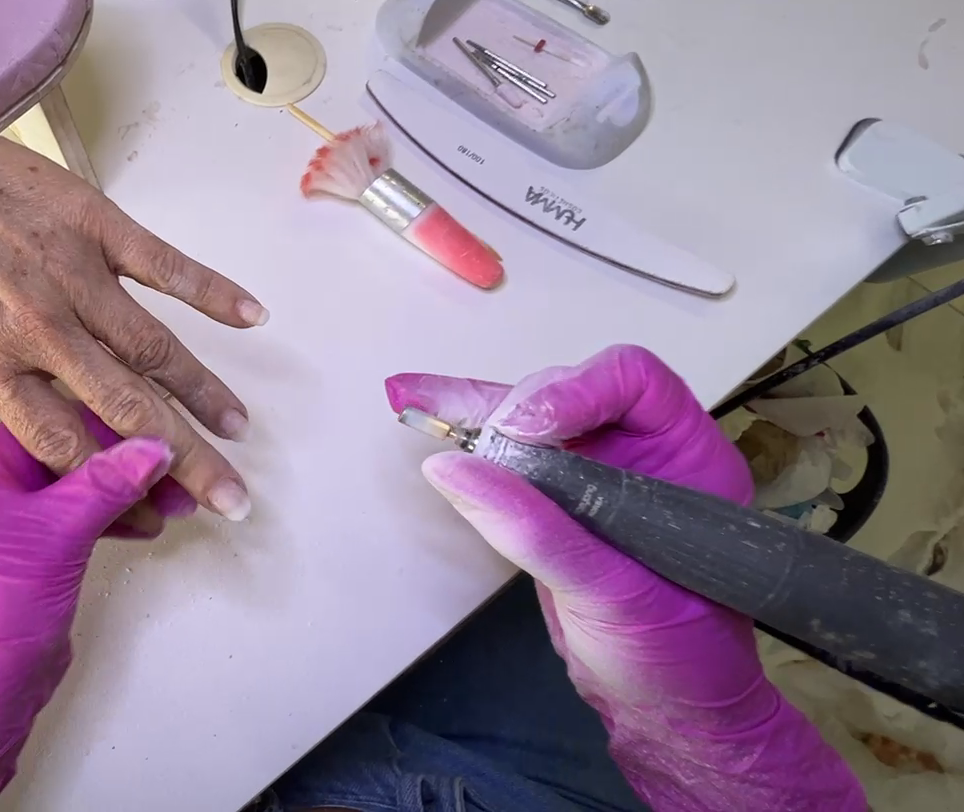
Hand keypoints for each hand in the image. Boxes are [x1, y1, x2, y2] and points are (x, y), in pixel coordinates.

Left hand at [0, 109, 261, 521]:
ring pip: (154, 350)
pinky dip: (211, 292)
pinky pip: (165, 266)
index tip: (154, 508)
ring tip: (237, 427)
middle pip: (128, 412)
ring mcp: (73, 278)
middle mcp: (40, 334)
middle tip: (231, 496)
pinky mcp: (96, 226)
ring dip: (203, 394)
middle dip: (186, 463)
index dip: (117, 488)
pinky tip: (251, 317)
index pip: (68, 447)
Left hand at [0, 413, 180, 810]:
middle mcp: (10, 481)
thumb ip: (107, 483)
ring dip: (135, 491)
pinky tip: (153, 522)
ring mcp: (30, 513)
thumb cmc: (10, 602)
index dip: (111, 420)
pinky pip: (92, 513)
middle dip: (132, 462)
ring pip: (92, 483)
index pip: (57, 420)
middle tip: (181, 471)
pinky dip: (123, 515)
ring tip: (180, 501)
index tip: (160, 424)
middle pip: (79, 450)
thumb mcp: (61, 532)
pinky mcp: (51, 542)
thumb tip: (157, 442)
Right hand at [387, 345, 863, 811]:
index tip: (520, 431)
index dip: (569, 390)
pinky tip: (411, 405)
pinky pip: (494, 446)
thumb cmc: (673, 657)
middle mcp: (631, 449)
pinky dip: (452, 427)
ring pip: (516, 415)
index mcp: (679, 458)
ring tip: (405, 394)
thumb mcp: (613, 596)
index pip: (629, 382)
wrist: (657, 702)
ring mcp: (584, 467)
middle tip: (447, 423)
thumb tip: (448, 467)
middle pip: (558, 391)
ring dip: (460, 404)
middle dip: (501, 405)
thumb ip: (535, 531)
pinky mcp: (542, 489)